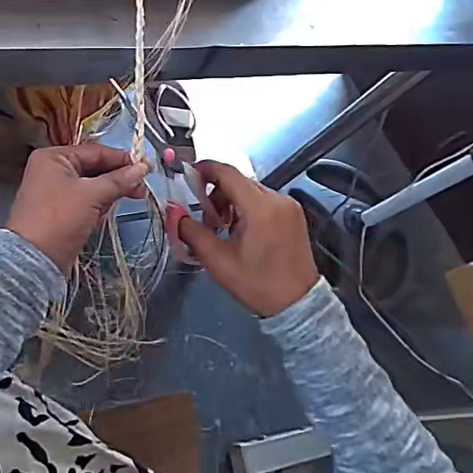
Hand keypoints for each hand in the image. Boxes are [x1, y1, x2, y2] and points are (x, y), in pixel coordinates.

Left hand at [5, 144, 149, 270]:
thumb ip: (119, 180)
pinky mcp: (61, 211)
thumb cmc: (59, 218)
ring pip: (93, 186)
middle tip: (140, 189)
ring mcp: (56, 191)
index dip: (123, 159)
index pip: (96, 151)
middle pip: (95, 168)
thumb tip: (143, 168)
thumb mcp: (91, 195)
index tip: (147, 167)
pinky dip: (98, 206)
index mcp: (54, 157)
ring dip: (108, 194)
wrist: (34, 260)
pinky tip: (103, 215)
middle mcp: (53, 170)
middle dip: (117, 179)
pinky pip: (87, 201)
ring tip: (119, 203)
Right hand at [171, 159, 319, 316]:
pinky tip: (242, 230)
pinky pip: (264, 199)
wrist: (298, 303)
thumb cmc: (258, 284)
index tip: (189, 175)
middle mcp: (277, 199)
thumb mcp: (218, 261)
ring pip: (250, 190)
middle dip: (216, 194)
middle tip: (207, 220)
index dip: (205, 169)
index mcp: (260, 208)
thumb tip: (175, 213)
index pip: (227, 173)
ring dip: (231, 201)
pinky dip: (247, 207)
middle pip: (238, 181)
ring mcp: (289, 205)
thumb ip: (192, 232)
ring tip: (225, 228)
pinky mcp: (294, 213)